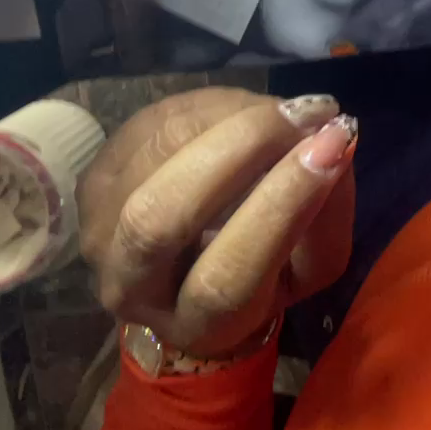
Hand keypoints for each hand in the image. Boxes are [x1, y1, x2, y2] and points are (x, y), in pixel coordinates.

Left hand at [79, 89, 355, 358]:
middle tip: (306, 114)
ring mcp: (99, 226)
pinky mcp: (95, 175)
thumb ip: (327, 221)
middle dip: (245, 147)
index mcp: (196, 325)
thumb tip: (335, 147)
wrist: (185, 268)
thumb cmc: (259, 272)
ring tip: (286, 111)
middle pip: (161, 215)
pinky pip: (154, 120)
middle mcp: (129, 286)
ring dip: (236, 114)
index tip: (334, 145)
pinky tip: (249, 109)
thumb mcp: (306, 271)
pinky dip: (213, 104)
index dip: (281, 204)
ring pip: (161, 150)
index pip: (225, 277)